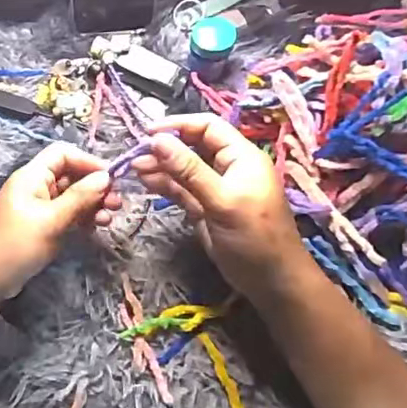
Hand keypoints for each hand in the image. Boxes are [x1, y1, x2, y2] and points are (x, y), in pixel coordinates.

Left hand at [0, 143, 121, 302]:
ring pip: (71, 196)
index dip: (88, 161)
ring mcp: (38, 207)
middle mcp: (35, 186)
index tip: (111, 178)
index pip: (63, 153)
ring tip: (109, 218)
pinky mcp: (41, 225)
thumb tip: (106, 176)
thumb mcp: (51, 220)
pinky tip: (96, 227)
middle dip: (95, 186)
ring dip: (92, 203)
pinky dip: (82, 217)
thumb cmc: (16, 245)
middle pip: (70, 174)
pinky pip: (66, 213)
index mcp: (31, 176)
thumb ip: (79, 197)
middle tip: (117, 203)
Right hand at [131, 114, 317, 305]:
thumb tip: (157, 140)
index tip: (147, 131)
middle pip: (192, 146)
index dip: (178, 125)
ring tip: (134, 168)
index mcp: (241, 157)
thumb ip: (189, 170)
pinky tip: (145, 181)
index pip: (208, 127)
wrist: (272, 282)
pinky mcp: (204, 208)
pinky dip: (164, 184)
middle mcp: (227, 168)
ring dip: (160, 166)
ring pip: (183, 169)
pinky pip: (181, 189)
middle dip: (165, 147)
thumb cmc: (254, 237)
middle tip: (135, 154)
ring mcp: (215, 189)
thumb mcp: (221, 201)